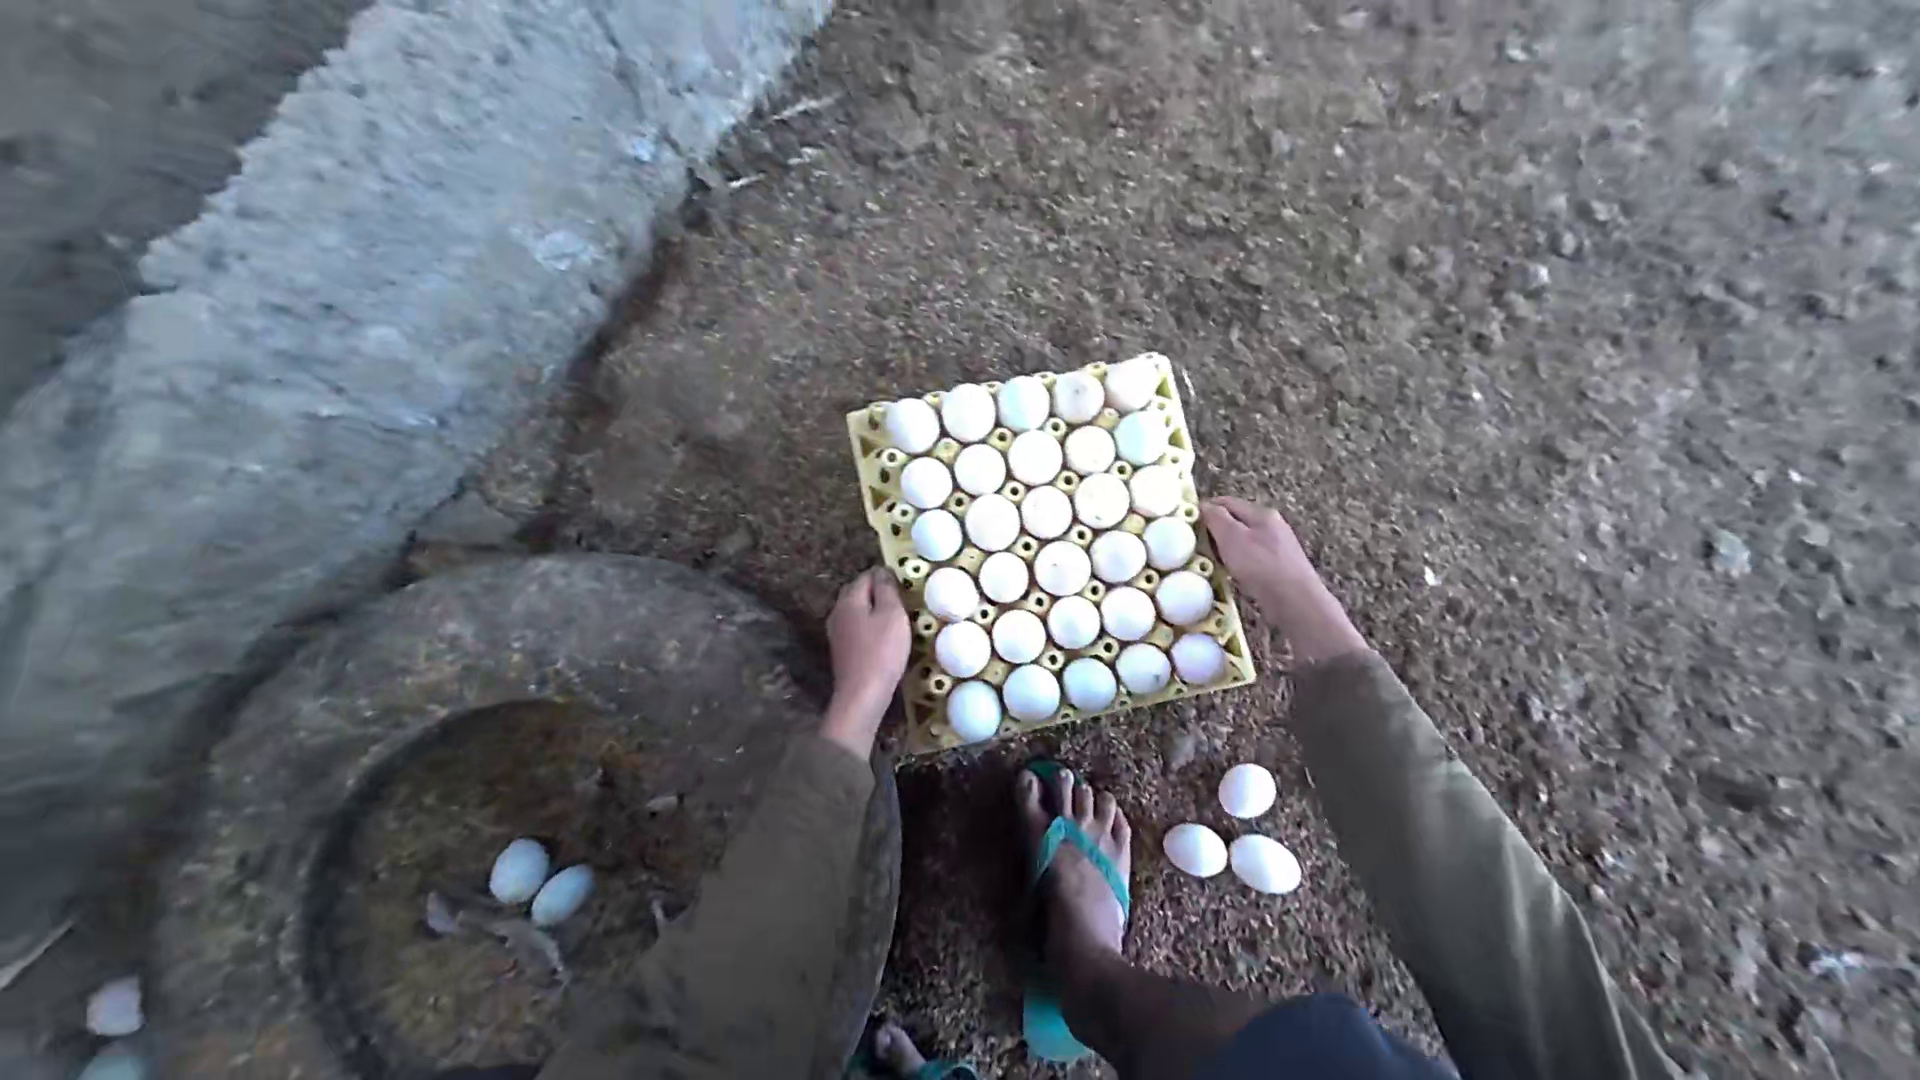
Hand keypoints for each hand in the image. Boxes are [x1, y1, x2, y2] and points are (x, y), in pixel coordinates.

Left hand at [821, 567, 911, 755]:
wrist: (862, 695)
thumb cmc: (882, 651)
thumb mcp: (892, 614)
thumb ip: (887, 589)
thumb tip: (882, 570)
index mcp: (849, 599)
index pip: (867, 575)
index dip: (886, 576)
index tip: (905, 587)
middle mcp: (837, 611)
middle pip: (858, 591)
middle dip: (878, 592)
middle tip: (903, 601)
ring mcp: (837, 631)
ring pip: (857, 610)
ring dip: (874, 610)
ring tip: (896, 619)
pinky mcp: (841, 648)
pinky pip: (857, 627)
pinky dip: (870, 626)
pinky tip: (884, 637)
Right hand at [1200, 496, 1318, 607]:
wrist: (1294, 601)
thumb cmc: (1260, 566)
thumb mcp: (1231, 537)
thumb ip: (1215, 517)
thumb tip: (1203, 505)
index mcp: (1261, 513)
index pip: (1226, 502)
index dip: (1205, 509)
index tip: (1187, 524)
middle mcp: (1272, 525)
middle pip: (1235, 520)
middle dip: (1214, 530)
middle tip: (1196, 544)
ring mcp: (1277, 545)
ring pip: (1242, 540)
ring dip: (1224, 547)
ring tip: (1210, 560)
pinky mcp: (1279, 566)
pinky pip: (1250, 557)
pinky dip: (1236, 561)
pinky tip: (1231, 573)